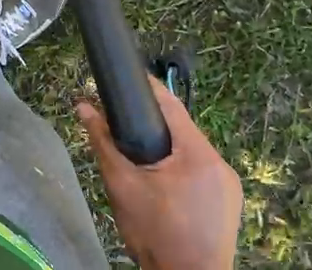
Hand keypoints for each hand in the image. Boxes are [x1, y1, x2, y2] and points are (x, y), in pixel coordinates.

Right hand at [78, 77, 242, 269]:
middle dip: (151, 120)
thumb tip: (82, 106)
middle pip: (182, 127)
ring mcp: (229, 186)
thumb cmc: (155, 233)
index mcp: (199, 156)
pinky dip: (177, 164)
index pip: (171, 105)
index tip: (121, 77)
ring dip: (164, 144)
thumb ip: (103, 141)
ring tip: (135, 148)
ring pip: (190, 149)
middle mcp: (221, 165)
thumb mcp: (121, 184)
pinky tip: (158, 175)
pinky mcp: (228, 202)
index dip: (145, 87)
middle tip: (119, 118)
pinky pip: (199, 169)